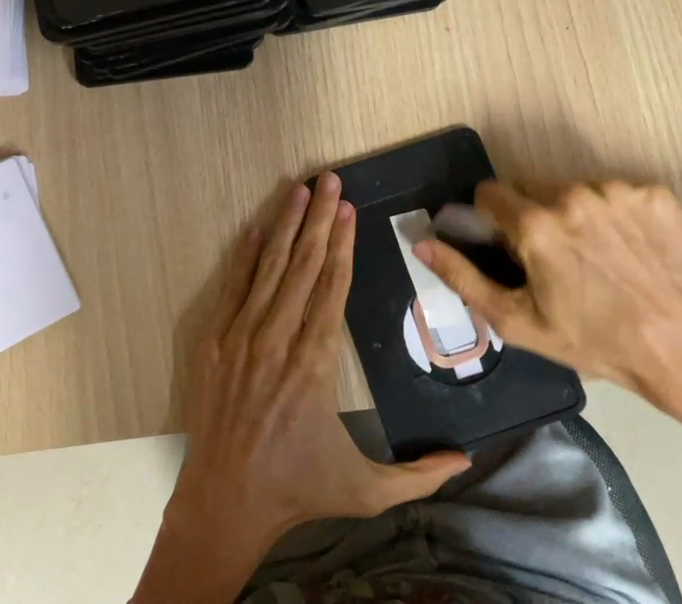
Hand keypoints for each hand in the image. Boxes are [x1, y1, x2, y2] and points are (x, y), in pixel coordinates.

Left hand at [133, 174, 470, 602]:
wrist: (224, 502)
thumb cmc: (299, 490)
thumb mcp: (366, 490)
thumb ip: (419, 475)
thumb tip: (468, 460)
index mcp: (314, 367)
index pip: (332, 290)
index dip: (343, 246)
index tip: (350, 210)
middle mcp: (276, 342)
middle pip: (302, 267)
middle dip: (318, 219)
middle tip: (329, 179)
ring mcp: (239, 339)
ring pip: (268, 270)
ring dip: (285, 226)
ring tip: (298, 189)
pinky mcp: (213, 343)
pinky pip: (232, 289)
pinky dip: (245, 257)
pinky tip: (257, 229)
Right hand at [413, 180, 681, 418]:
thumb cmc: (593, 341)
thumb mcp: (516, 320)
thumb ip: (462, 276)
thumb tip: (420, 243)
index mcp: (535, 223)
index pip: (489, 193)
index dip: (490, 219)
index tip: (506, 246)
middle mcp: (573, 194)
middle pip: (530, 189)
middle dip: (531, 216)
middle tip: (551, 259)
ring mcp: (618, 191)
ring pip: (572, 190)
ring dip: (572, 215)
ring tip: (595, 259)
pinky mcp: (654, 194)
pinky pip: (615, 194)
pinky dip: (614, 216)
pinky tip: (627, 252)